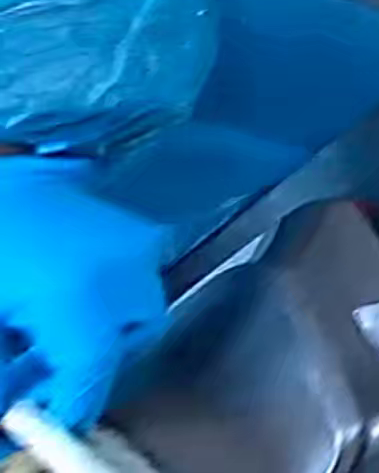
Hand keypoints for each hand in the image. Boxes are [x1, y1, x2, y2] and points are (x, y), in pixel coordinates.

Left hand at [0, 159, 165, 445]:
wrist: (4, 173)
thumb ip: (13, 362)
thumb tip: (19, 406)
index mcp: (81, 290)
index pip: (96, 362)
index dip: (74, 401)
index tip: (49, 427)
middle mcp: (130, 266)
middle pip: (137, 332)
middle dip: (95, 366)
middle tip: (40, 391)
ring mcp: (141, 244)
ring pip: (140, 307)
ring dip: (97, 336)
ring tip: (37, 348)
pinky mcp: (138, 234)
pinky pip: (132, 283)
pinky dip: (100, 308)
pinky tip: (53, 311)